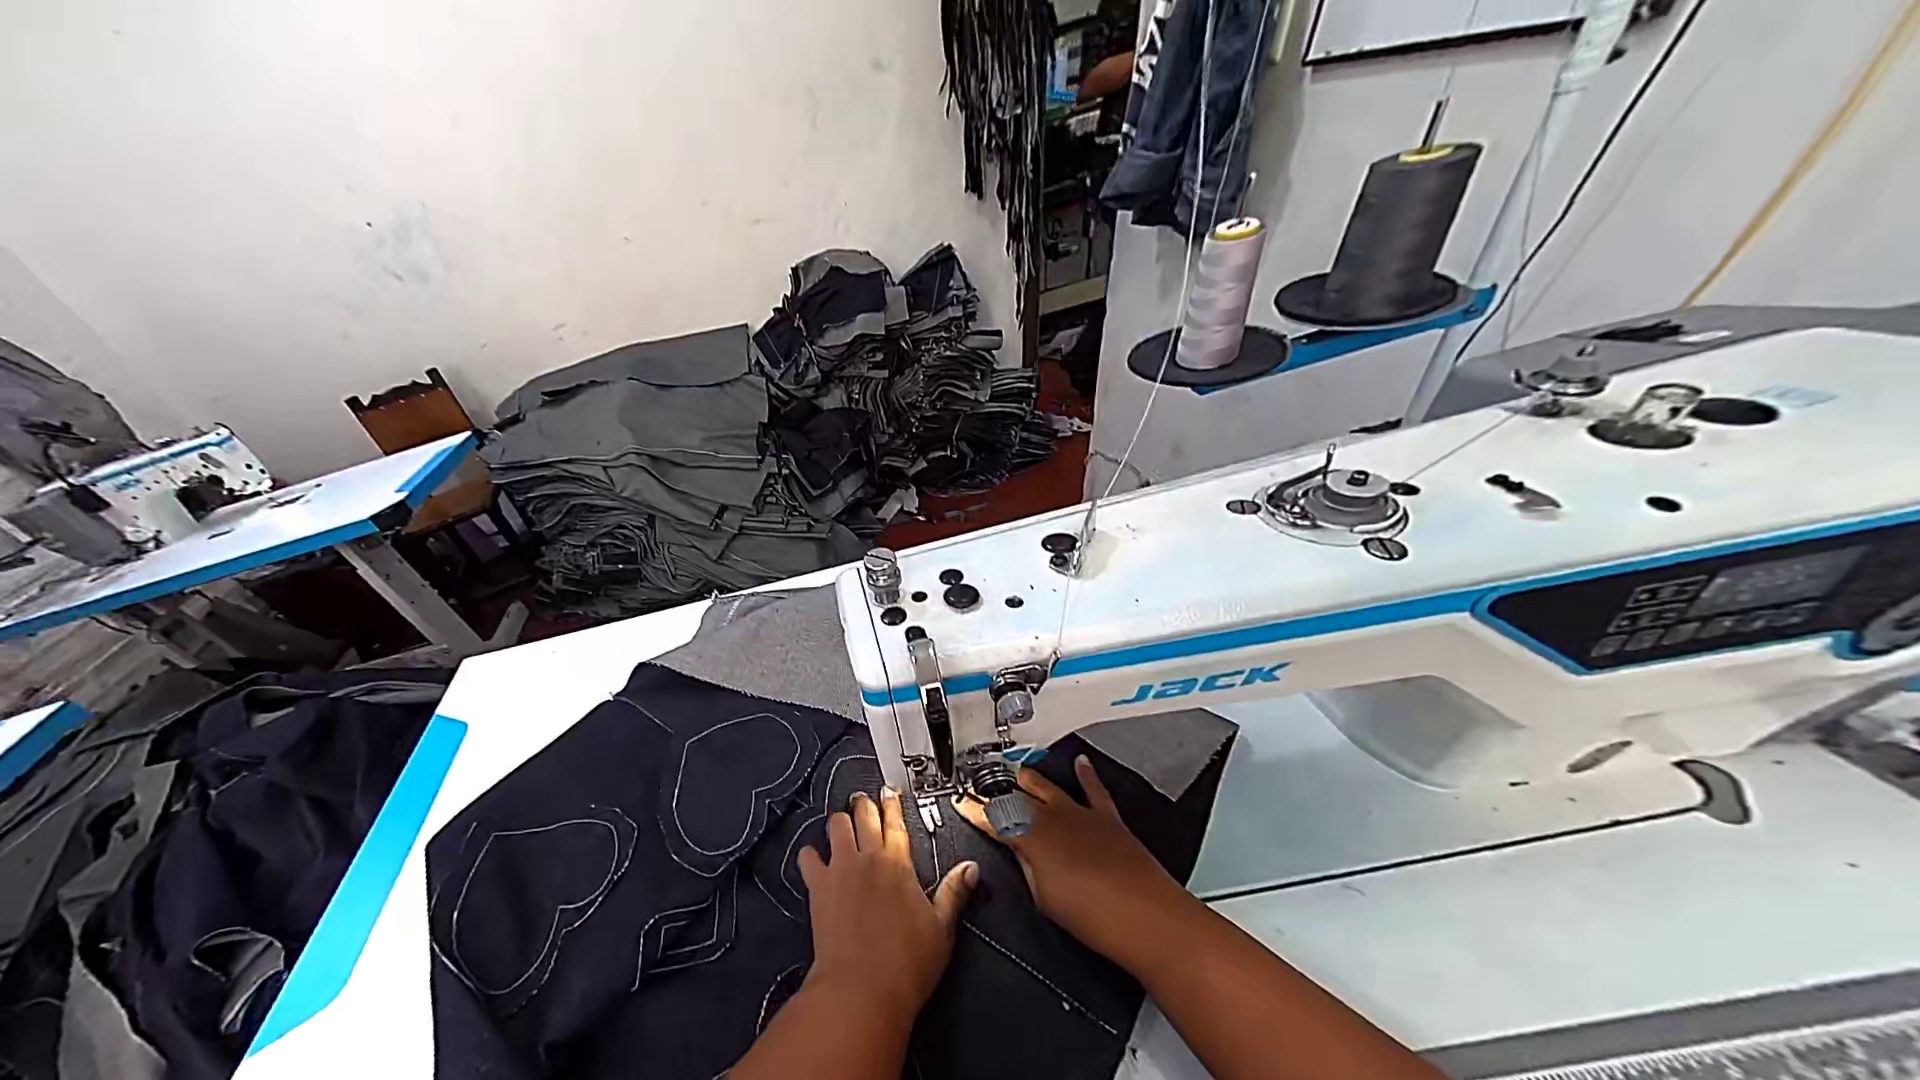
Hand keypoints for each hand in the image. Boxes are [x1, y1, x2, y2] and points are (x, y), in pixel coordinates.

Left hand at [798, 788, 977, 1020]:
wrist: (859, 992)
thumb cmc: (903, 966)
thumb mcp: (941, 928)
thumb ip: (954, 893)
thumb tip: (970, 870)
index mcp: (898, 864)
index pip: (895, 822)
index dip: (893, 804)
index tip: (891, 793)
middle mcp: (867, 859)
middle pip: (864, 815)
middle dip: (866, 804)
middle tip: (867, 799)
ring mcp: (839, 871)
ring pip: (837, 826)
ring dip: (841, 820)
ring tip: (844, 818)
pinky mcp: (817, 889)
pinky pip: (808, 858)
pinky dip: (810, 853)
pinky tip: (814, 854)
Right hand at [956, 755, 1187, 965]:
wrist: (1146, 917)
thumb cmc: (1095, 916)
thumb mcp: (1042, 898)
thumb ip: (1027, 867)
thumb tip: (1021, 853)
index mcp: (1032, 836)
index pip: (994, 817)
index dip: (975, 810)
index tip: (964, 805)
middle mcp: (1056, 818)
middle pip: (1018, 796)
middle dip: (998, 791)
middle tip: (984, 788)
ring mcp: (1082, 815)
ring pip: (1050, 787)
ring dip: (1031, 779)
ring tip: (1018, 772)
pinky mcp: (1108, 818)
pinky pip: (1093, 788)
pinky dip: (1085, 773)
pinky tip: (1081, 762)